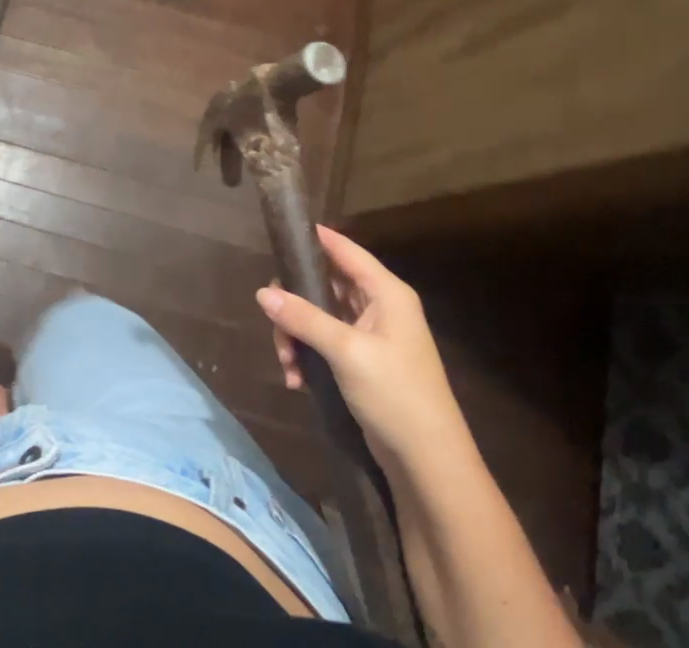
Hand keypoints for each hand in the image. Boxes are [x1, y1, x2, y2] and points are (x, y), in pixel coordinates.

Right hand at [255, 226, 468, 469]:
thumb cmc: (395, 393)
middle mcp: (379, 307)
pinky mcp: (360, 360)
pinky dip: (306, 356)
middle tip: (275, 328)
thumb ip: (304, 318)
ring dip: (295, 337)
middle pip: (323, 285)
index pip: (346, 250)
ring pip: (317, 316)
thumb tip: (263, 292)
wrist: (426, 456)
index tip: (281, 232)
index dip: (316, 238)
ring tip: (288, 366)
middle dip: (293, 305)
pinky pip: (322, 342)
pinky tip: (297, 380)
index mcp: (386, 294)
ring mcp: (369, 334)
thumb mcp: (346, 351)